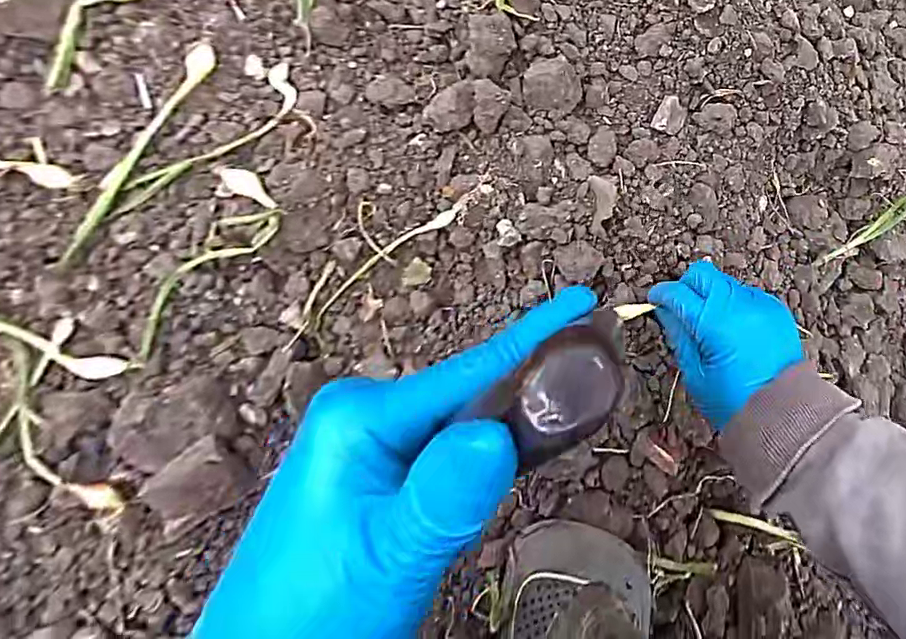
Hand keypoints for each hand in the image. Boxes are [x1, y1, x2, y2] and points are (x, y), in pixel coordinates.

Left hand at [191, 286, 596, 638]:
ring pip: (469, 416)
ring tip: (566, 405)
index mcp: (361, 415)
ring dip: (514, 415)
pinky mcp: (383, 470)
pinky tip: (517, 449)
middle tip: (591, 366)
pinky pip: (454, 442)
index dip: (538, 333)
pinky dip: (492, 444)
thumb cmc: (313, 621)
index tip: (585, 299)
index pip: (474, 367)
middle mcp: (366, 413)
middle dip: (532, 380)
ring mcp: (373, 440)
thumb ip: (441, 498)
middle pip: (476, 386)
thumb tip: (496, 436)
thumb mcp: (390, 558)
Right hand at [649, 261, 803, 429]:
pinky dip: (734, 303)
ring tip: (708, 323)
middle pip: (703, 274)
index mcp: (715, 321)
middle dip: (687, 286)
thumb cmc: (733, 401)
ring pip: (725, 282)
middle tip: (679, 307)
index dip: (663, 294)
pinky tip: (733, 328)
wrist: (780, 410)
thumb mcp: (695, 373)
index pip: (680, 293)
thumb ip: (679, 336)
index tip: (655, 299)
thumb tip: (665, 310)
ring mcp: (760, 303)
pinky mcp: (775, 307)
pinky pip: (747, 294)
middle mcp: (739, 304)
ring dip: (711, 294)